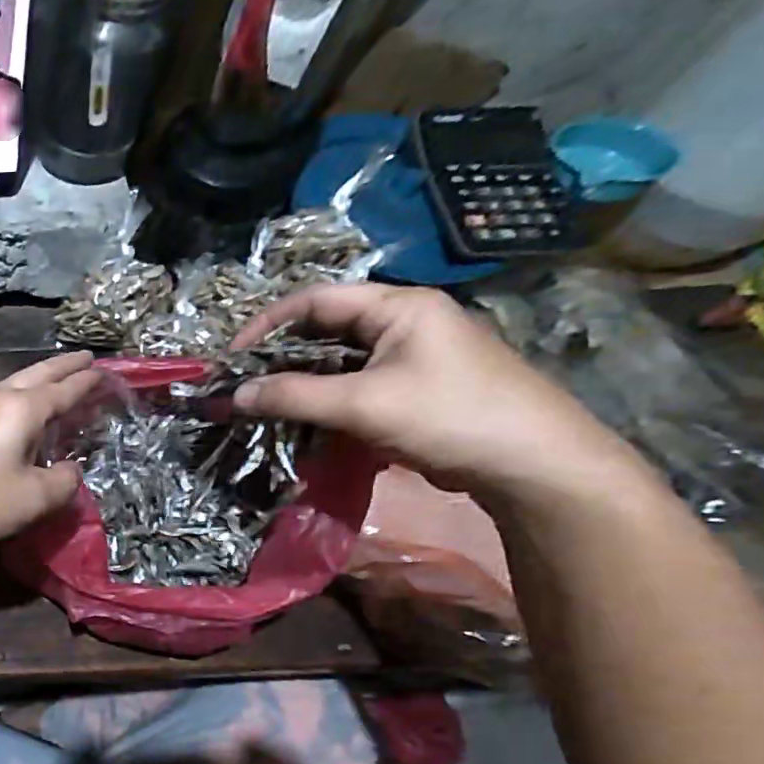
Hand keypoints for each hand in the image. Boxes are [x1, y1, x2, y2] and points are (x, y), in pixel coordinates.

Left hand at [0, 351, 100, 571]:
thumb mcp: (34, 499)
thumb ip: (64, 481)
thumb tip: (68, 470)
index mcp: (22, 408)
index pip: (65, 388)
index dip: (89, 382)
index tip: (107, 372)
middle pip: (36, 374)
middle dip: (64, 366)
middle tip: (86, 359)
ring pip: (10, 383)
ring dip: (36, 379)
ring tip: (52, 382)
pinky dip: (14, 398)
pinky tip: (11, 413)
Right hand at [229, 284, 648, 505]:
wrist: (531, 463)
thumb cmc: (449, 416)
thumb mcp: (361, 404)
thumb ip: (292, 396)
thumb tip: (234, 396)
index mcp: (398, 307)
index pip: (315, 300)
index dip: (266, 325)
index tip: (232, 359)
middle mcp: (402, 323)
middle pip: (323, 330)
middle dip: (277, 359)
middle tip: (243, 388)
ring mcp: (409, 357)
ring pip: (335, 362)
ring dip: (297, 385)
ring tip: (264, 409)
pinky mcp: (411, 388)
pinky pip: (352, 386)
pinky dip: (322, 402)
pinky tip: (302, 424)